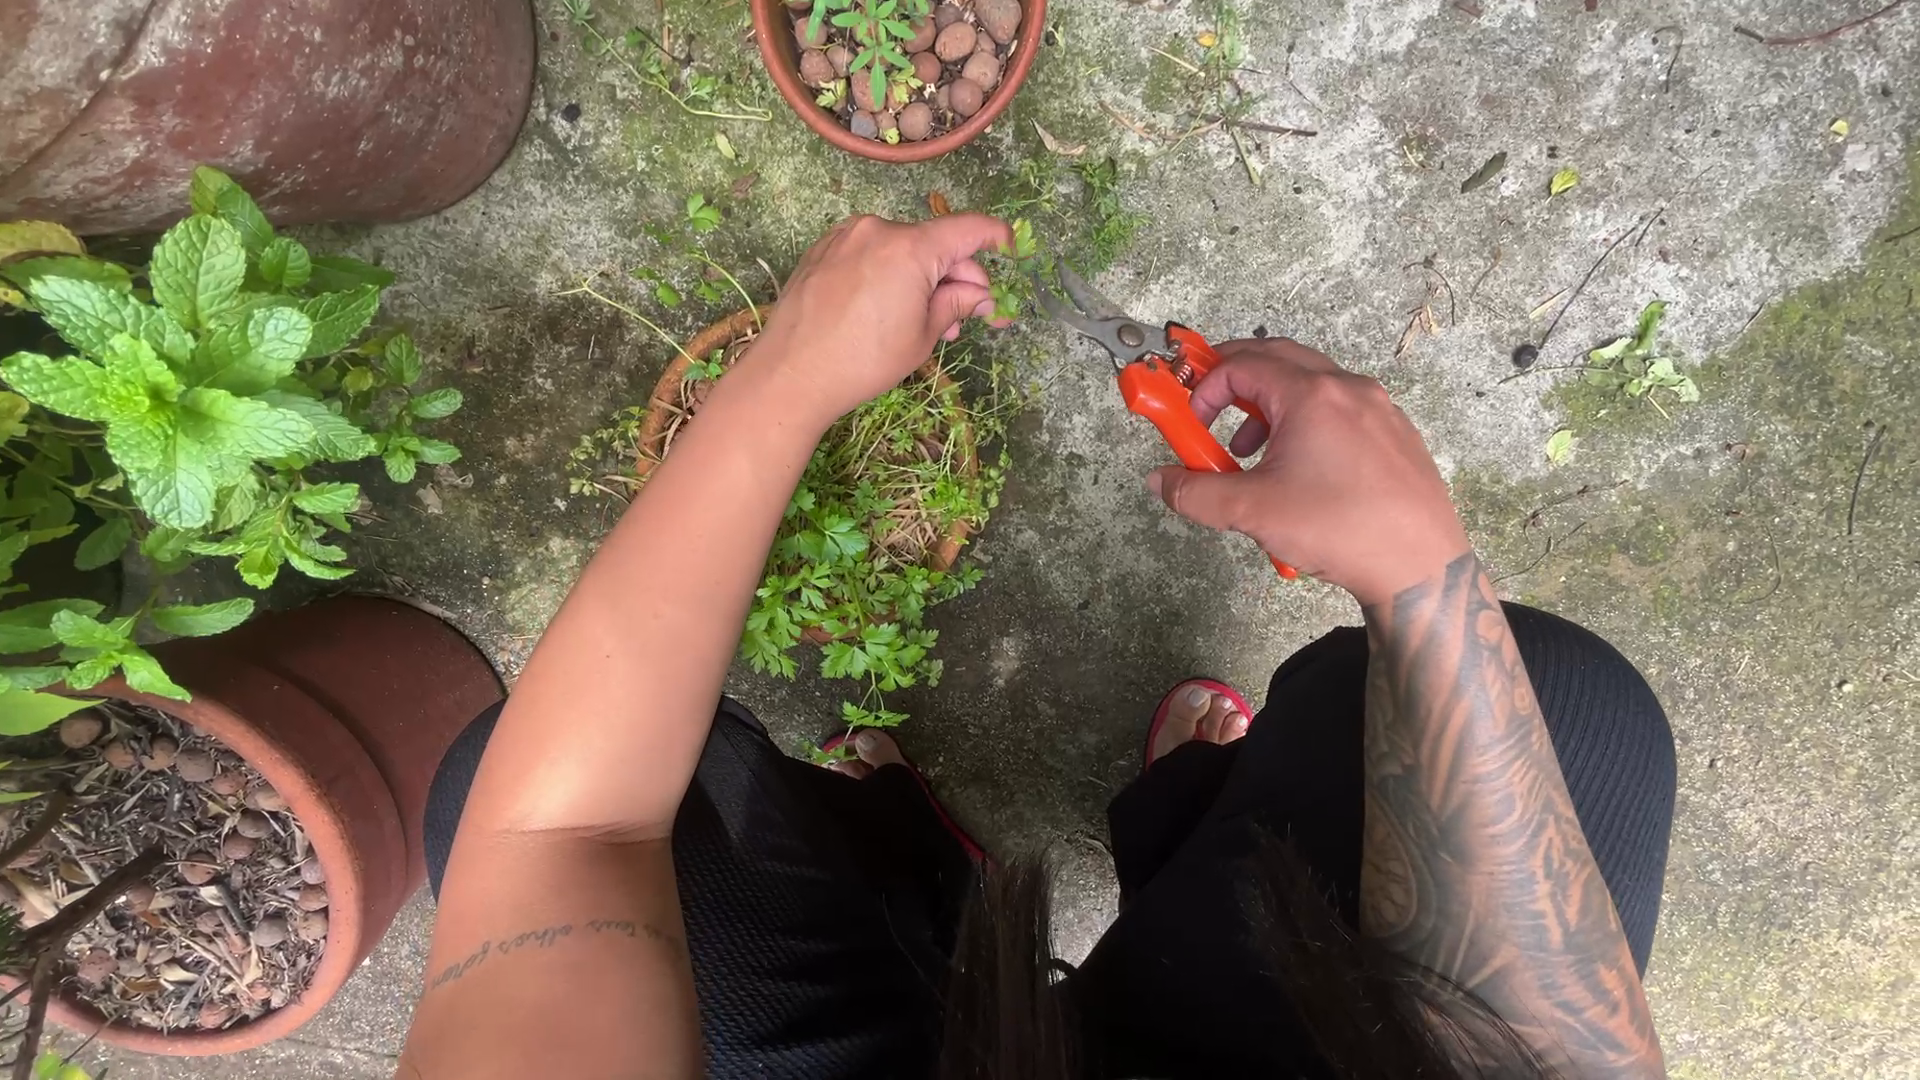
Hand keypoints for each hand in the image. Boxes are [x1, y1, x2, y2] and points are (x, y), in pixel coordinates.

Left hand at [734, 214, 1012, 425]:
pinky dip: (890, 274)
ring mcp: (845, 236)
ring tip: (928, 323)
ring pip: (901, 251)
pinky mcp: (823, 251)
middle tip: (969, 316)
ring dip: (922, 279)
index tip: (1011, 248)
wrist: (791, 375)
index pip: (968, 229)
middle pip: (933, 244)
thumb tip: (980, 294)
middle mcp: (877, 229)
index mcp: (910, 248)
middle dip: (957, 277)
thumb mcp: (921, 338)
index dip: (996, 238)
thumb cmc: (863, 361)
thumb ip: (956, 305)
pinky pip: (870, 254)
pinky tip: (888, 309)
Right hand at [1144, 338, 1471, 606]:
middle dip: (1234, 379)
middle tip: (1207, 405)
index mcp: (1312, 396)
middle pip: (1278, 357)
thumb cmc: (1339, 528)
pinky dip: (1301, 421)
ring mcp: (1377, 410)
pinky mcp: (1393, 435)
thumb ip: (1193, 492)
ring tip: (1248, 450)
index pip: (1243, 365)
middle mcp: (1348, 390)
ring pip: (1309, 385)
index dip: (1205, 389)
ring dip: (1267, 405)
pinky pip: (1337, 409)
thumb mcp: (1249, 511)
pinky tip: (1294, 469)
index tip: (1190, 421)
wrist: (1419, 567)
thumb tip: (1160, 481)